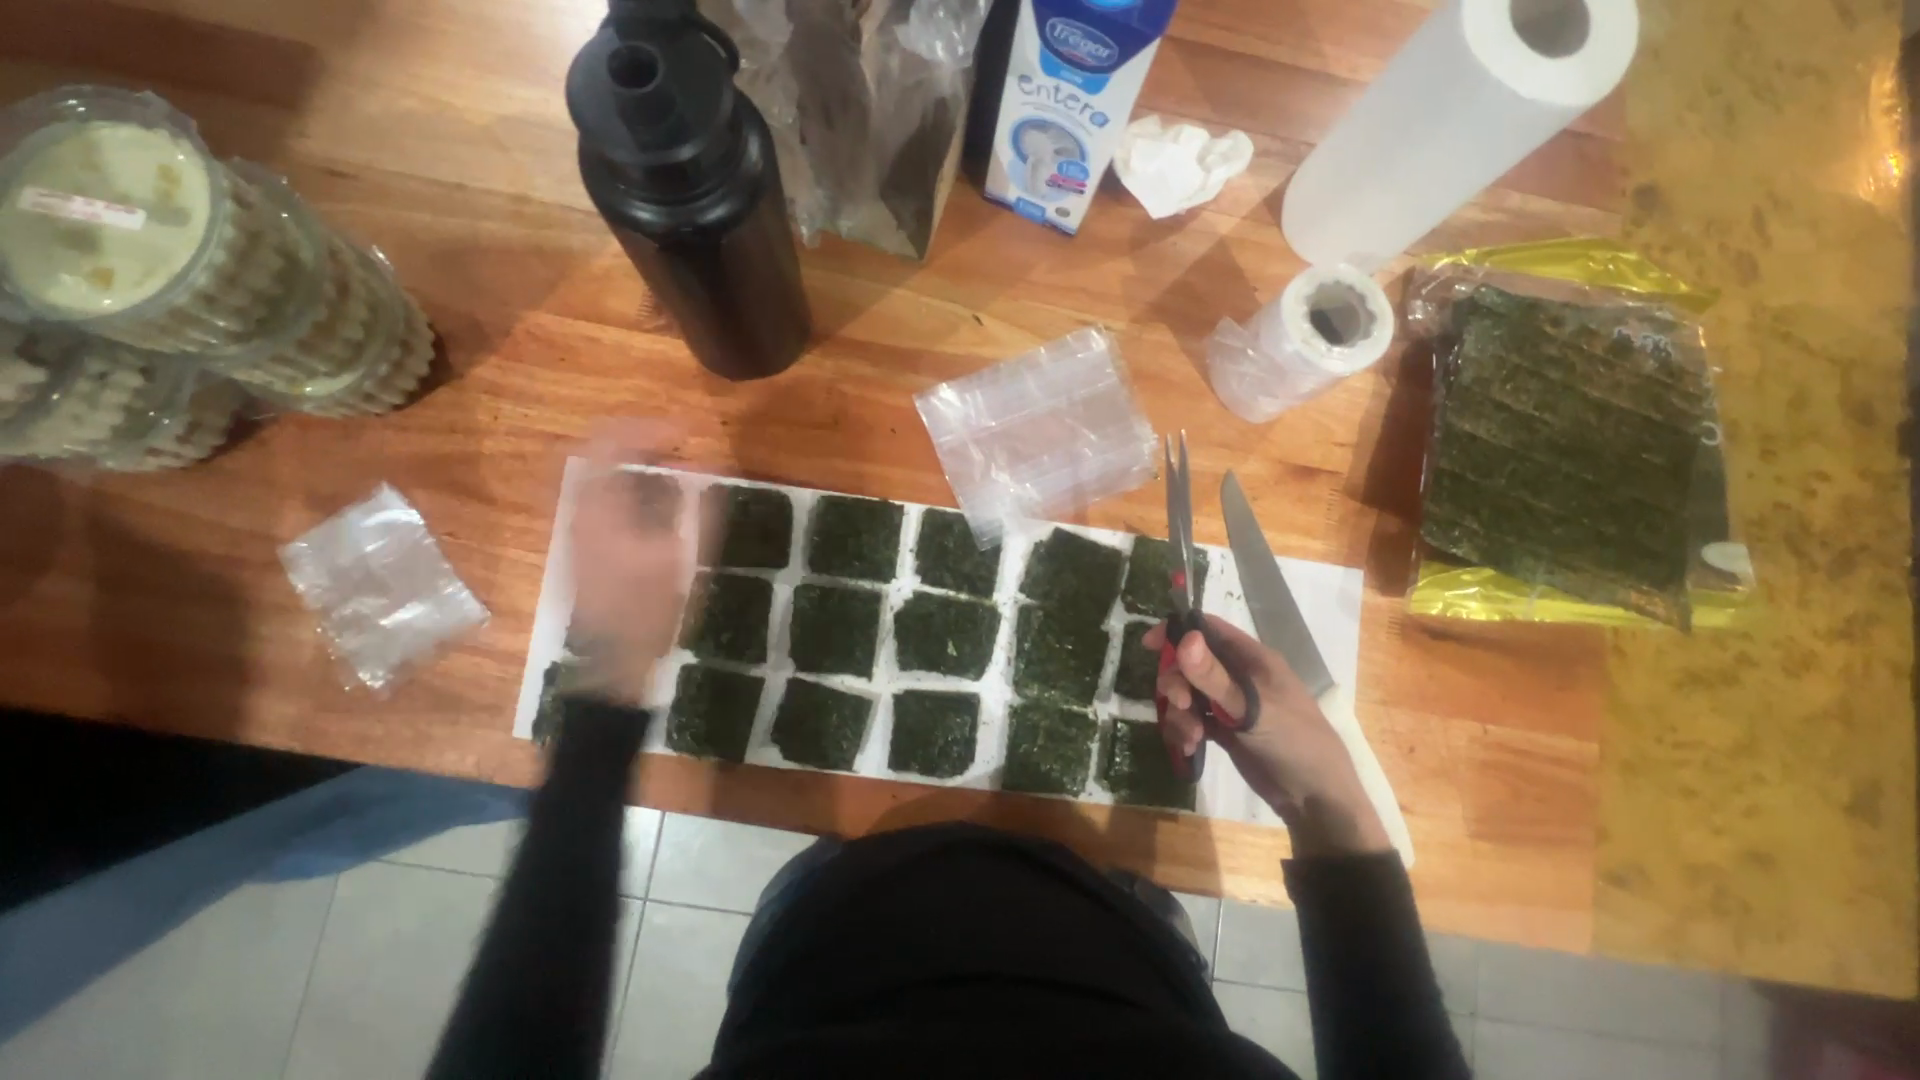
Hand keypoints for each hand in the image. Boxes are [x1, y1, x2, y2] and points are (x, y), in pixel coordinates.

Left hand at [568, 420, 694, 704]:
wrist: (609, 662)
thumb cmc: (647, 611)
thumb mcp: (681, 556)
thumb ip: (697, 505)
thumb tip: (710, 463)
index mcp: (601, 507)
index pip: (614, 442)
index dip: (650, 428)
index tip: (686, 432)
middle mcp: (580, 509)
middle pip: (602, 452)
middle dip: (642, 441)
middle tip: (679, 446)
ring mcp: (576, 527)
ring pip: (600, 474)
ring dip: (635, 464)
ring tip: (674, 471)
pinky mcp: (581, 544)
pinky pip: (601, 496)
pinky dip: (628, 486)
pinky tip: (656, 504)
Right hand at [1147, 615, 1390, 855]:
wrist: (1316, 799)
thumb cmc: (1293, 742)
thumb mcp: (1252, 709)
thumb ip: (1215, 677)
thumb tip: (1184, 638)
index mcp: (1253, 659)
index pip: (1208, 630)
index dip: (1178, 632)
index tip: (1149, 646)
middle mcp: (1241, 676)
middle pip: (1190, 664)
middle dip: (1177, 684)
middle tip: (1179, 705)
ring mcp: (1233, 704)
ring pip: (1188, 695)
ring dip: (1180, 713)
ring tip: (1189, 737)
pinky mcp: (1226, 730)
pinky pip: (1194, 720)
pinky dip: (1185, 730)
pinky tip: (1190, 748)